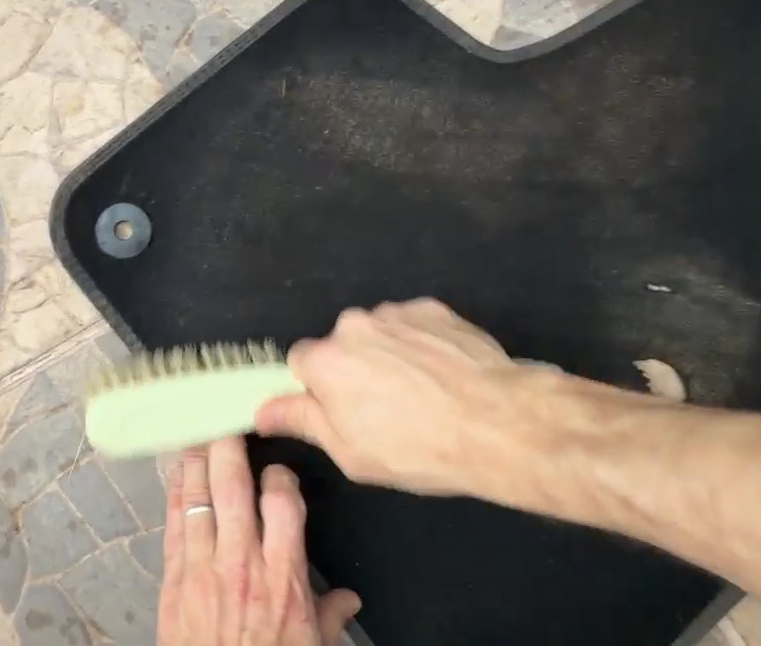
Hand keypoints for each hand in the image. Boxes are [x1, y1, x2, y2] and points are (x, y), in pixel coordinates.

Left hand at [157, 437, 361, 644]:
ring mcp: (203, 567)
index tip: (275, 468)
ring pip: (198, 496)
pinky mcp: (174, 580)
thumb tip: (349, 598)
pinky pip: (174, 523)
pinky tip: (178, 471)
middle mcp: (242, 561)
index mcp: (282, 575)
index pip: (282, 500)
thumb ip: (329, 616)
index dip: (278, 475)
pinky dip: (175, 492)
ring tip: (198, 433)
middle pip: (233, 484)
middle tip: (226, 421)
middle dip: (229, 446)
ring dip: (197, 460)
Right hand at [255, 299, 649, 510]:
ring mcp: (394, 312)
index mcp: (325, 360)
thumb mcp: (350, 452)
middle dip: (355, 368)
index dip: (318, 387)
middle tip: (387, 407)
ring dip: (389, 354)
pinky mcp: (431, 307)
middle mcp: (352, 324)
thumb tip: (262, 410)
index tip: (342, 409)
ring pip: (378, 332)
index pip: (299, 361)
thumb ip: (301, 421)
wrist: (498, 422)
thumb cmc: (418, 448)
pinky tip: (444, 374)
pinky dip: (421, 343)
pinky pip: (413, 323)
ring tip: (423, 391)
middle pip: (341, 344)